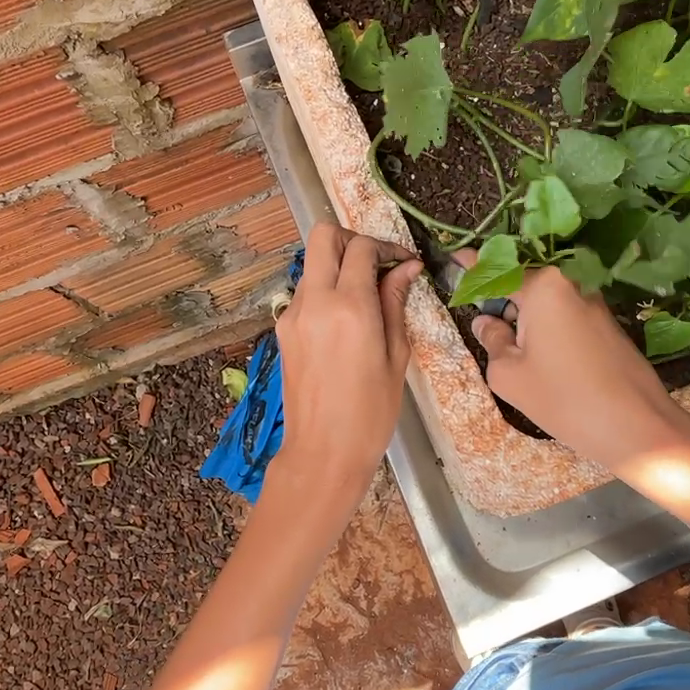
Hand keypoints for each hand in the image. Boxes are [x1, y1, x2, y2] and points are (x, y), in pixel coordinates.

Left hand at [269, 224, 422, 515]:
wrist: (322, 453)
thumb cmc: (371, 413)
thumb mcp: (395, 357)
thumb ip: (395, 304)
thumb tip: (407, 267)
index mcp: (349, 308)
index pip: (362, 249)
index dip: (387, 247)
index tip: (404, 262)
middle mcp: (314, 302)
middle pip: (323, 236)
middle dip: (352, 240)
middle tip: (377, 264)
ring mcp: (292, 314)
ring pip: (311, 263)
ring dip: (337, 266)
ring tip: (366, 296)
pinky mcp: (282, 330)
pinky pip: (304, 292)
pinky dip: (325, 290)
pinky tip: (346, 320)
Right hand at [458, 256, 689, 468]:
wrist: (636, 426)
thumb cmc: (564, 399)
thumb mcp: (510, 374)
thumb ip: (492, 340)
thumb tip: (486, 322)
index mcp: (544, 287)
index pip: (497, 268)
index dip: (472, 266)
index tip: (454, 258)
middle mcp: (570, 283)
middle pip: (523, 281)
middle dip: (500, 296)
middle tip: (481, 320)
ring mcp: (593, 302)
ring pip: (545, 300)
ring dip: (524, 314)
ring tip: (509, 343)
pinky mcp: (606, 323)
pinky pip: (565, 313)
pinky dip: (546, 325)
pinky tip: (540, 354)